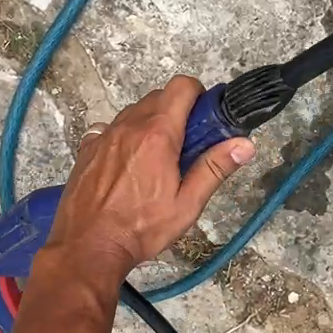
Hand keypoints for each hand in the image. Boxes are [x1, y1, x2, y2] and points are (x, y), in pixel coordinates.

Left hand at [41, 75, 255, 284]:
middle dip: (177, 113)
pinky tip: (129, 165)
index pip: (182, 86)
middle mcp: (129, 126)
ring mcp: (104, 135)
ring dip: (151, 124)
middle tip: (187, 147)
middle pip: (159, 97)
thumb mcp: (187, 204)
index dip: (198, 96)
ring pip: (134, 112)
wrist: (88, 246)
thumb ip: (215, 168)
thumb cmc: (140, 229)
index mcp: (158, 135)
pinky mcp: (87, 148)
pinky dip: (126, 137)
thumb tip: (245, 144)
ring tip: (158, 160)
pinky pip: (111, 128)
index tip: (204, 121)